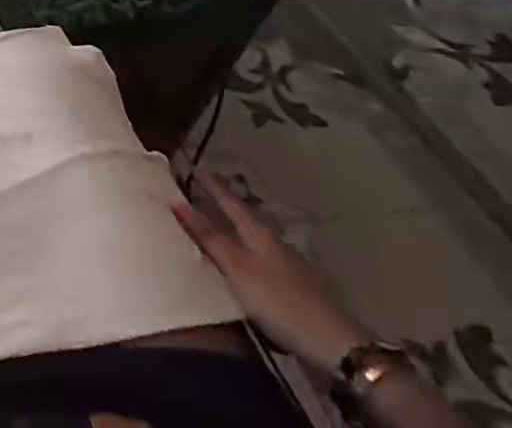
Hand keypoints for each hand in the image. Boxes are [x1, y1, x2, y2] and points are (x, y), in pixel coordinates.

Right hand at [172, 172, 369, 374]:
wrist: (334, 344)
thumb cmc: (279, 301)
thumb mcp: (237, 269)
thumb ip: (209, 238)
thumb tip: (178, 203)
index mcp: (259, 232)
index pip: (229, 201)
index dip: (212, 185)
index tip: (195, 166)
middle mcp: (273, 241)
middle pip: (243, 215)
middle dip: (223, 201)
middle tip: (202, 187)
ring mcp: (286, 263)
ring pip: (253, 235)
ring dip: (233, 225)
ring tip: (215, 220)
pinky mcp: (293, 284)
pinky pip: (260, 254)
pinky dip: (244, 247)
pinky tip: (241, 259)